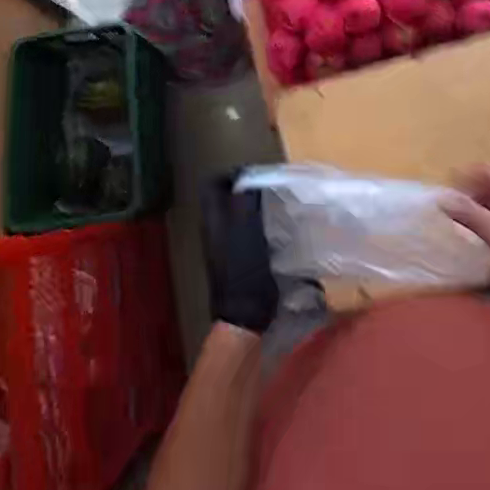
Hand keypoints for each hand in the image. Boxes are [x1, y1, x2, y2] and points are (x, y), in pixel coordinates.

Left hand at [202, 173, 278, 332]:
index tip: (257, 173)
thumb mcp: (247, 231)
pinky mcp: (234, 261)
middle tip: (271, 187)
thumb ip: (244, 202)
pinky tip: (278, 230)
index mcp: (212, 219)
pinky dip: (258, 226)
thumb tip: (245, 178)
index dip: (231, 174)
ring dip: (253, 207)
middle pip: (223, 198)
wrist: (244, 316)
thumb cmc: (245, 271)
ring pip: (234, 215)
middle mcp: (213, 229)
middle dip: (245, 189)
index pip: (213, 184)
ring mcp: (222, 247)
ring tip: (277, 205)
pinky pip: (244, 233)